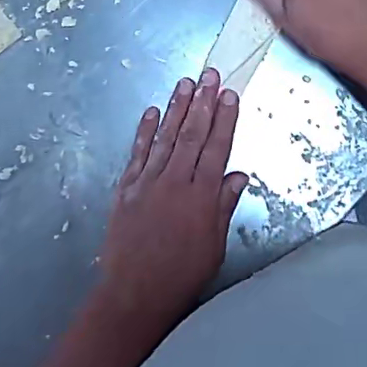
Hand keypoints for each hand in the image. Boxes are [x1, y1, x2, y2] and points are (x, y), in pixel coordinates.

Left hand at [96, 69, 249, 333]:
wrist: (135, 293)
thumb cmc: (182, 275)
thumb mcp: (214, 246)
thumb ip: (224, 206)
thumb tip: (238, 174)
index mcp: (201, 196)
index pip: (216, 148)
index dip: (224, 119)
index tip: (229, 95)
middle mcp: (175, 181)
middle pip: (192, 134)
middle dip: (202, 101)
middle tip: (209, 74)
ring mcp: (149, 180)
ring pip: (167, 136)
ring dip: (177, 107)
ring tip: (185, 82)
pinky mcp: (127, 185)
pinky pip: (139, 151)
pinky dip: (146, 129)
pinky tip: (153, 110)